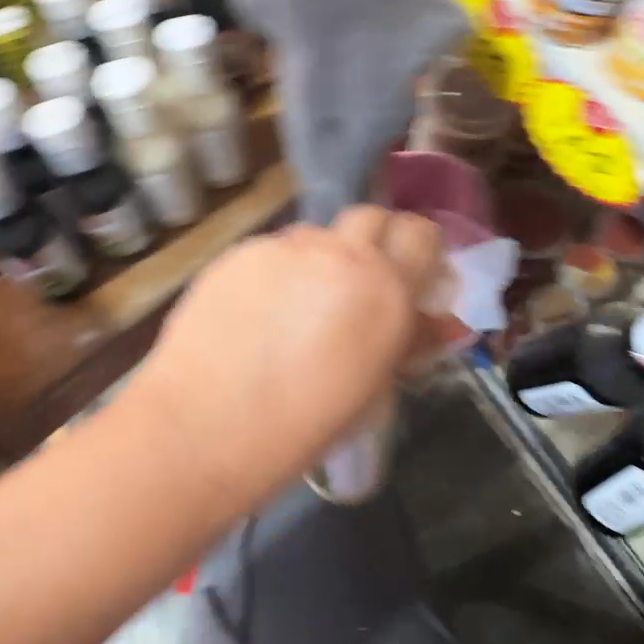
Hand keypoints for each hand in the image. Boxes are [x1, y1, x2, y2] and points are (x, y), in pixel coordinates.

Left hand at [119, 206, 443, 509]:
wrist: (206, 426)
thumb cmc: (303, 427)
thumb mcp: (372, 389)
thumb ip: (406, 342)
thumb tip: (436, 323)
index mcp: (387, 291)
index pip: (422, 234)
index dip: (420, 249)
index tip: (413, 274)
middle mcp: (342, 256)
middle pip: (372, 217)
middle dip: (374, 242)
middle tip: (359, 283)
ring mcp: (287, 248)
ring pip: (318, 235)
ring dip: (322, 257)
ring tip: (300, 305)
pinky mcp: (241, 252)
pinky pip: (274, 251)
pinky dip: (278, 272)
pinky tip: (258, 314)